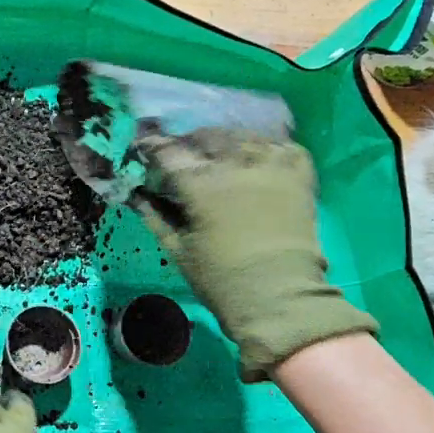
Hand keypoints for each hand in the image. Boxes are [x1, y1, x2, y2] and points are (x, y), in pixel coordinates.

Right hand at [132, 127, 376, 377]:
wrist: (279, 297)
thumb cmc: (220, 279)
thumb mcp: (177, 249)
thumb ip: (154, 215)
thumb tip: (135, 193)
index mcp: (199, 184)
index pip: (168, 150)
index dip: (154, 147)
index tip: (147, 150)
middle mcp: (234, 165)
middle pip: (206, 136)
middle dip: (191, 142)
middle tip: (186, 155)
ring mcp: (270, 166)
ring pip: (244, 135)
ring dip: (228, 141)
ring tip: (223, 153)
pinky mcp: (298, 175)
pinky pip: (283, 145)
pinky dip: (269, 146)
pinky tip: (260, 157)